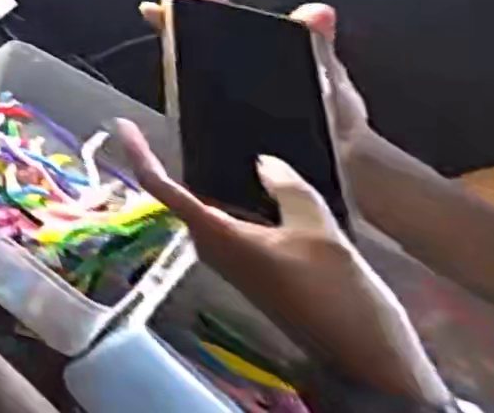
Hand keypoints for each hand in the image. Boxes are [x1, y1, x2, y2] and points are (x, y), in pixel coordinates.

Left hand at [116, 118, 449, 403]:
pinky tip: (263, 194)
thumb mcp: (324, 240)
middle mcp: (206, 242)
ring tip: (229, 154)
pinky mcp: (247, 270)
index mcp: (210, 231)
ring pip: (210, 209)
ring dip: (217, 185)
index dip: (137, 151)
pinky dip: (239, 206)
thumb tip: (264, 161)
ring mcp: (225, 259)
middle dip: (179, 162)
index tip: (122, 124)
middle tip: (190, 132)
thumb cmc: (341, 302)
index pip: (157, 183)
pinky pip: (230, 226)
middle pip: (181, 192)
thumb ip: (291, 194)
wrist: (370, 368)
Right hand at [138, 0, 372, 153]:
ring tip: (156, 23)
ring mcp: (222, 75)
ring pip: (188, 45)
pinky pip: (188, 74)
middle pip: (198, 25)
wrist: (336, 156)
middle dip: (175, 11)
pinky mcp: (212, 96)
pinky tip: (165, 61)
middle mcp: (235, 54)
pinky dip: (174, 61)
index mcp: (261, 41)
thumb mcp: (329, 75)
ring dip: (169, 32)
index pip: (227, 10)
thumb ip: (318, 43)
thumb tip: (320, 10)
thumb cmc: (335, 113)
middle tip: (156, 5)